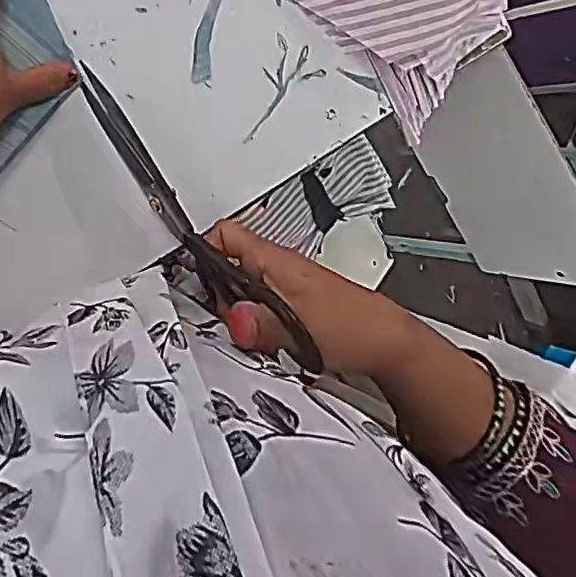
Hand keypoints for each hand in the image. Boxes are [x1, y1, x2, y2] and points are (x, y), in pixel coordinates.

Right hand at [203, 221, 429, 381]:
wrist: (386, 341)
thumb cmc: (353, 322)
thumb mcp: (300, 327)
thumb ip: (262, 324)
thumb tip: (232, 318)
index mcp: (273, 259)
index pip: (224, 234)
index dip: (201, 249)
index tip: (189, 275)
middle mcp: (274, 268)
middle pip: (225, 267)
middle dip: (217, 294)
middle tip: (226, 319)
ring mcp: (280, 287)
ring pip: (240, 291)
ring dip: (237, 314)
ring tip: (251, 334)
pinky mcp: (287, 306)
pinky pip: (255, 308)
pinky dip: (252, 325)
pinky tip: (266, 342)